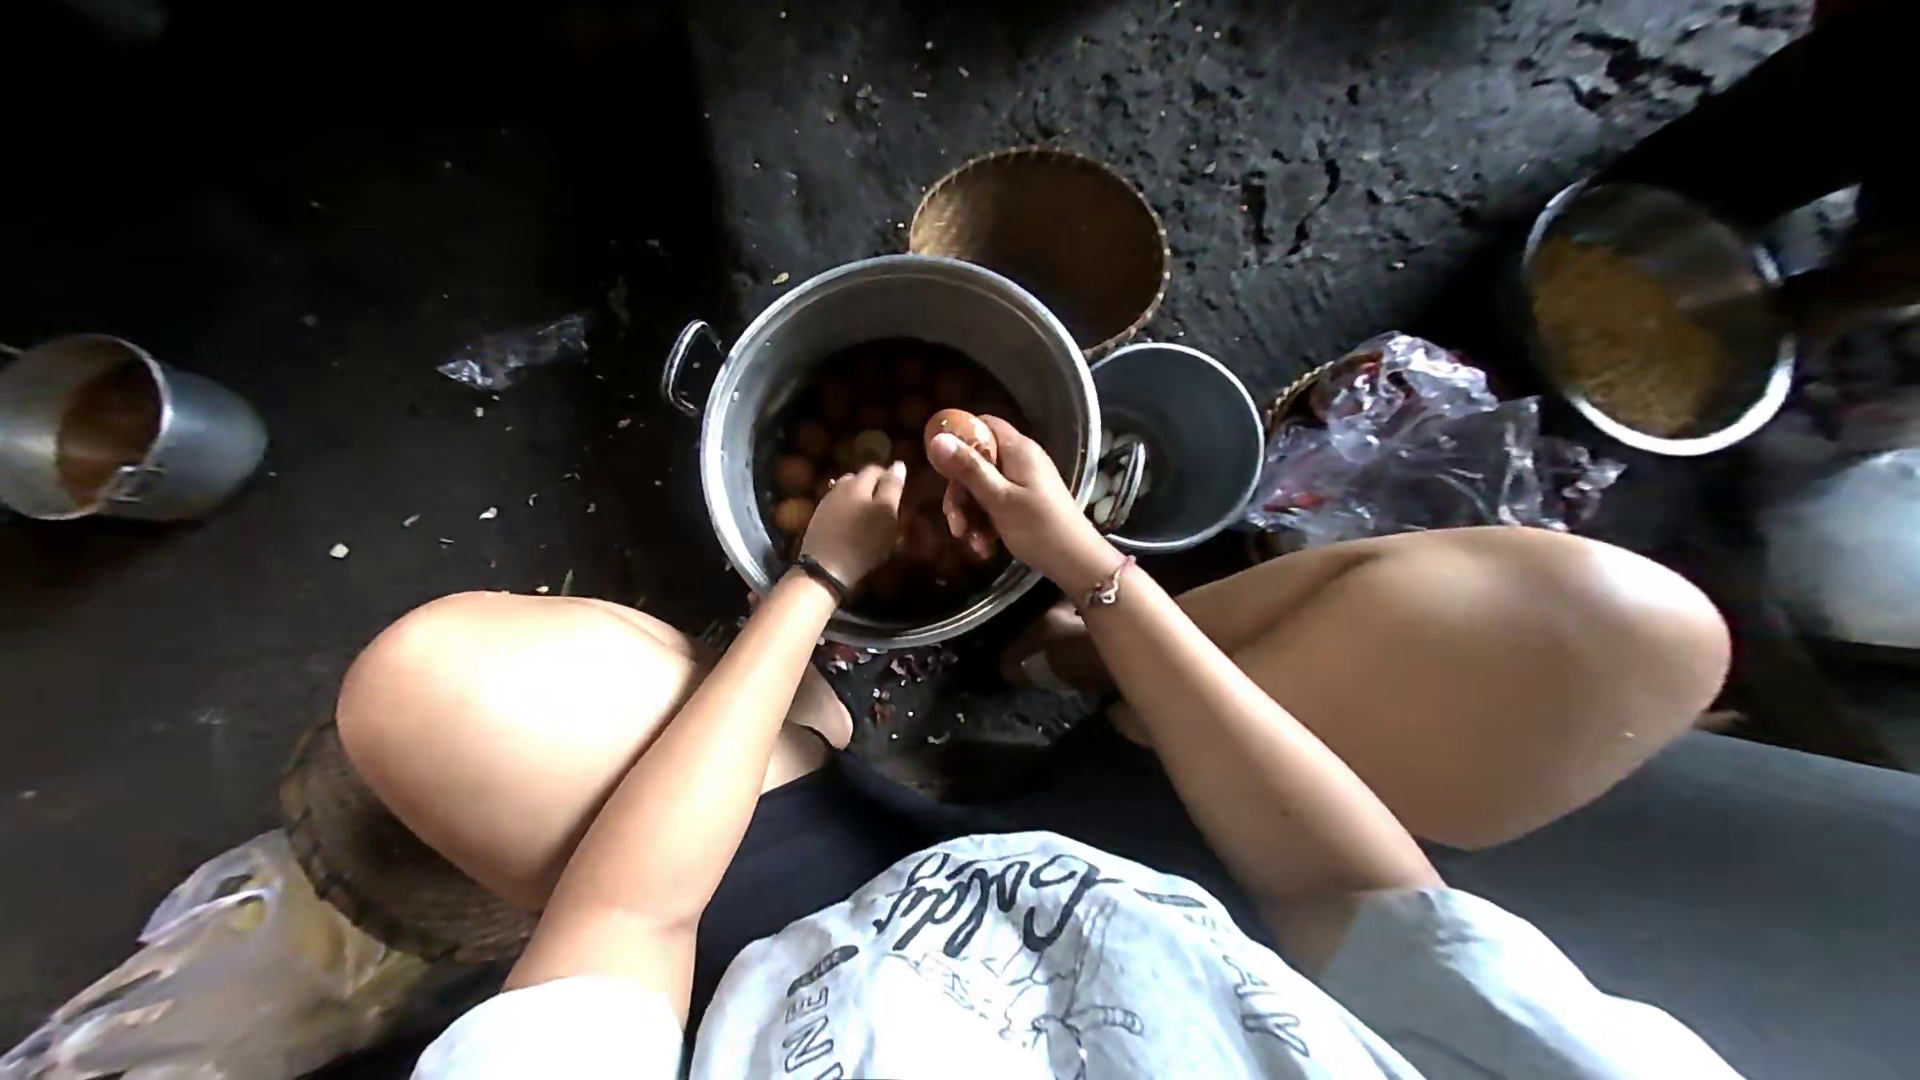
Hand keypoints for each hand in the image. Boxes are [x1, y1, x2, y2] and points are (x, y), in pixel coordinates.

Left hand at [799, 462, 906, 586]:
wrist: (825, 567)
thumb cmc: (864, 540)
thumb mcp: (887, 513)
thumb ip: (893, 487)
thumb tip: (898, 464)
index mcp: (857, 483)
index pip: (875, 469)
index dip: (889, 476)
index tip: (899, 491)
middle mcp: (839, 488)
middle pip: (859, 480)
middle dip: (873, 487)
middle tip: (887, 506)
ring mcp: (826, 505)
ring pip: (847, 495)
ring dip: (860, 501)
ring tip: (871, 518)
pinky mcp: (818, 522)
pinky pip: (838, 510)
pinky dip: (849, 514)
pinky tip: (855, 529)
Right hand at [927, 416, 1121, 590]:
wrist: (1076, 563)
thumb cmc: (1039, 528)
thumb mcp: (999, 499)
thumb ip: (969, 469)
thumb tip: (937, 438)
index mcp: (1018, 450)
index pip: (983, 424)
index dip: (959, 438)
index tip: (940, 464)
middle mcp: (1021, 461)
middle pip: (977, 463)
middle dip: (960, 494)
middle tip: (955, 522)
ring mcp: (1023, 484)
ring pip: (982, 489)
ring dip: (971, 516)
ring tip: (971, 542)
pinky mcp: (1024, 505)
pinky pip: (995, 506)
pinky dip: (985, 526)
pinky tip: (984, 548)